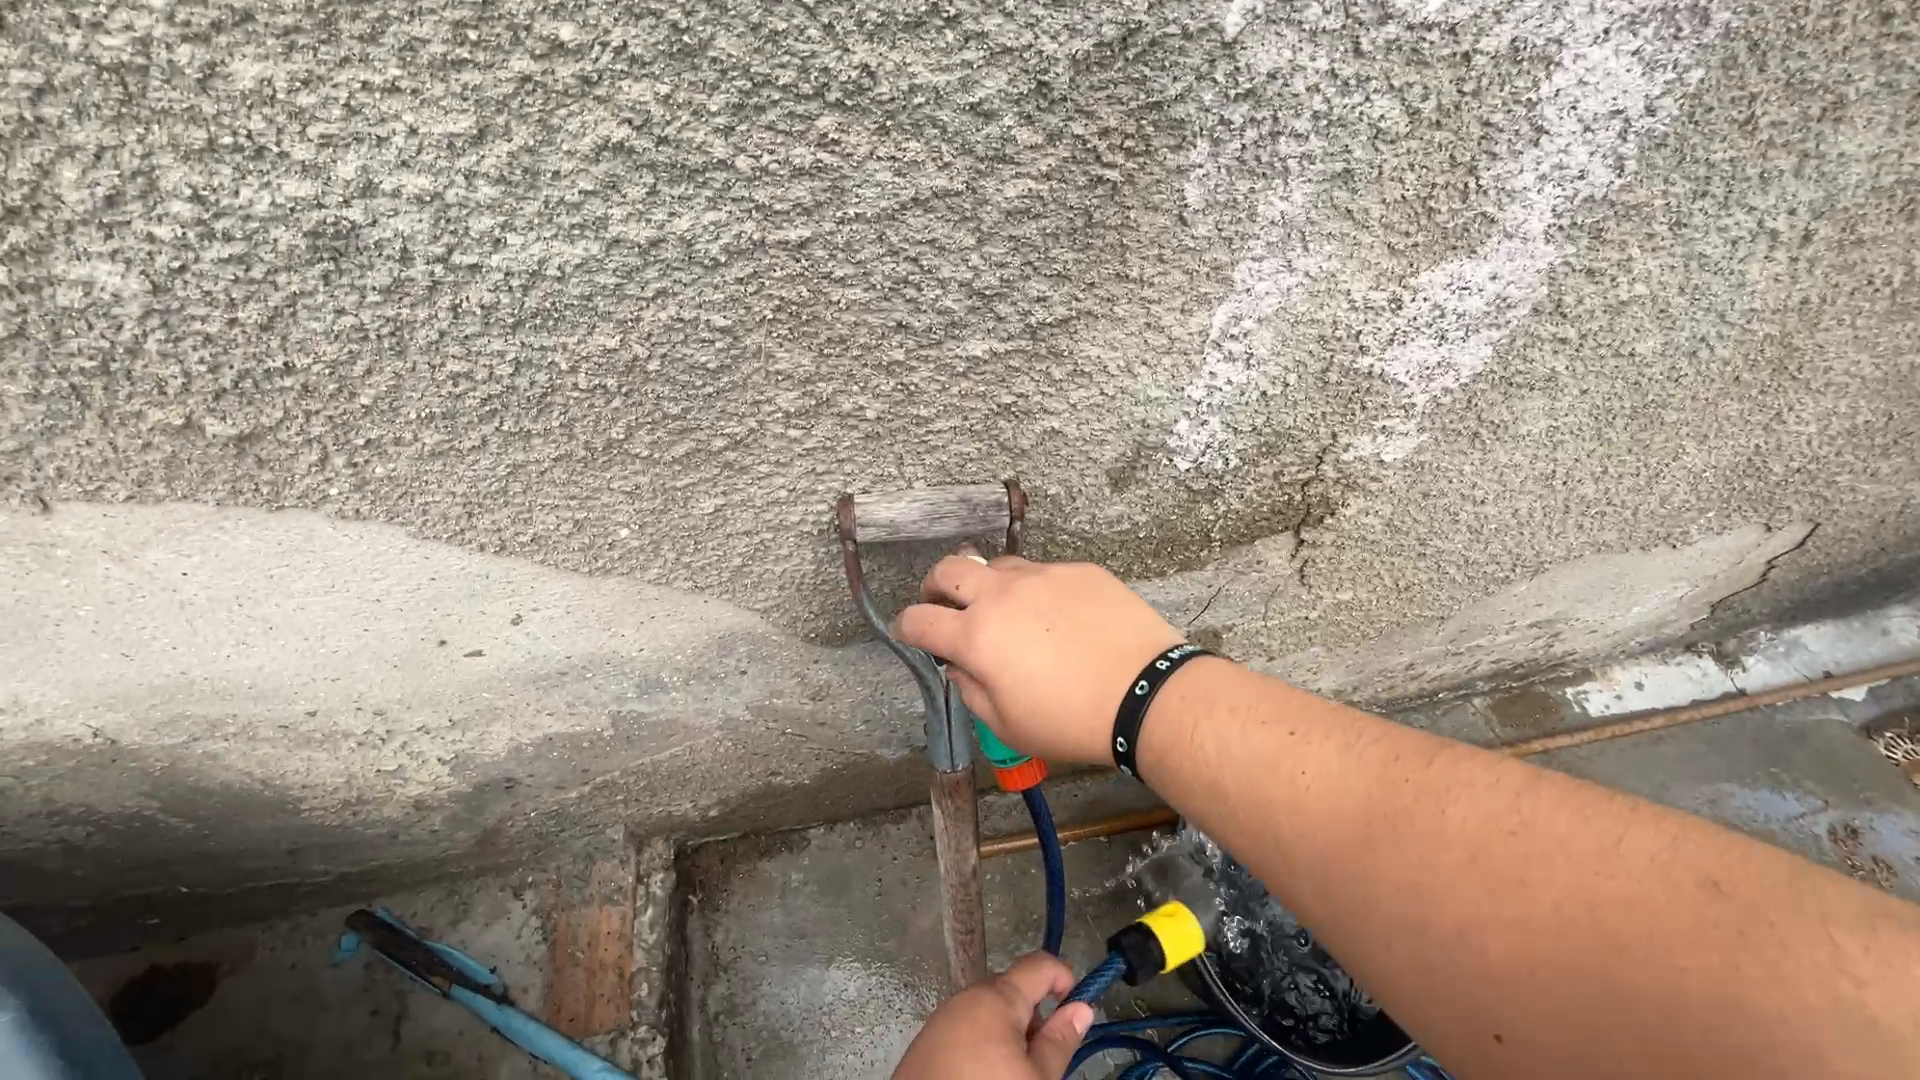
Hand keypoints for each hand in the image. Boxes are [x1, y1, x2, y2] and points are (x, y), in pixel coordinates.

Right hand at [890, 553, 1183, 764]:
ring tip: (1006, 612)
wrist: (1147, 694)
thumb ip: (971, 689)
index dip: (905, 626)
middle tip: (944, 606)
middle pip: (948, 569)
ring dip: (989, 585)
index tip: (907, 632)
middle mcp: (1002, 595)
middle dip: (935, 586)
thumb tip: (959, 666)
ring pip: (998, 565)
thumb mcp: (1007, 725)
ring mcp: (1043, 576)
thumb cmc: (1072, 721)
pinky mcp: (1079, 571)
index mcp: (977, 636)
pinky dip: (1038, 591)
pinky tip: (1060, 618)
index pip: (919, 620)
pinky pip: (1045, 573)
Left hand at [891, 952, 1093, 1079]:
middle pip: (1013, 991)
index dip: (1065, 979)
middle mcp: (968, 996)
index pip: (1040, 964)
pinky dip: (983, 1044)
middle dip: (1035, 1018)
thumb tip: (1082, 1008)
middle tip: (1042, 1061)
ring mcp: (943, 1017)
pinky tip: (983, 1077)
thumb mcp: (1037, 1079)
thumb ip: (1060, 1041)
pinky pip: (966, 1028)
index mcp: (997, 997)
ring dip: (1009, 1034)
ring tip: (1012, 1073)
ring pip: (989, 1013)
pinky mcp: (927, 1040)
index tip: (1076, 1010)